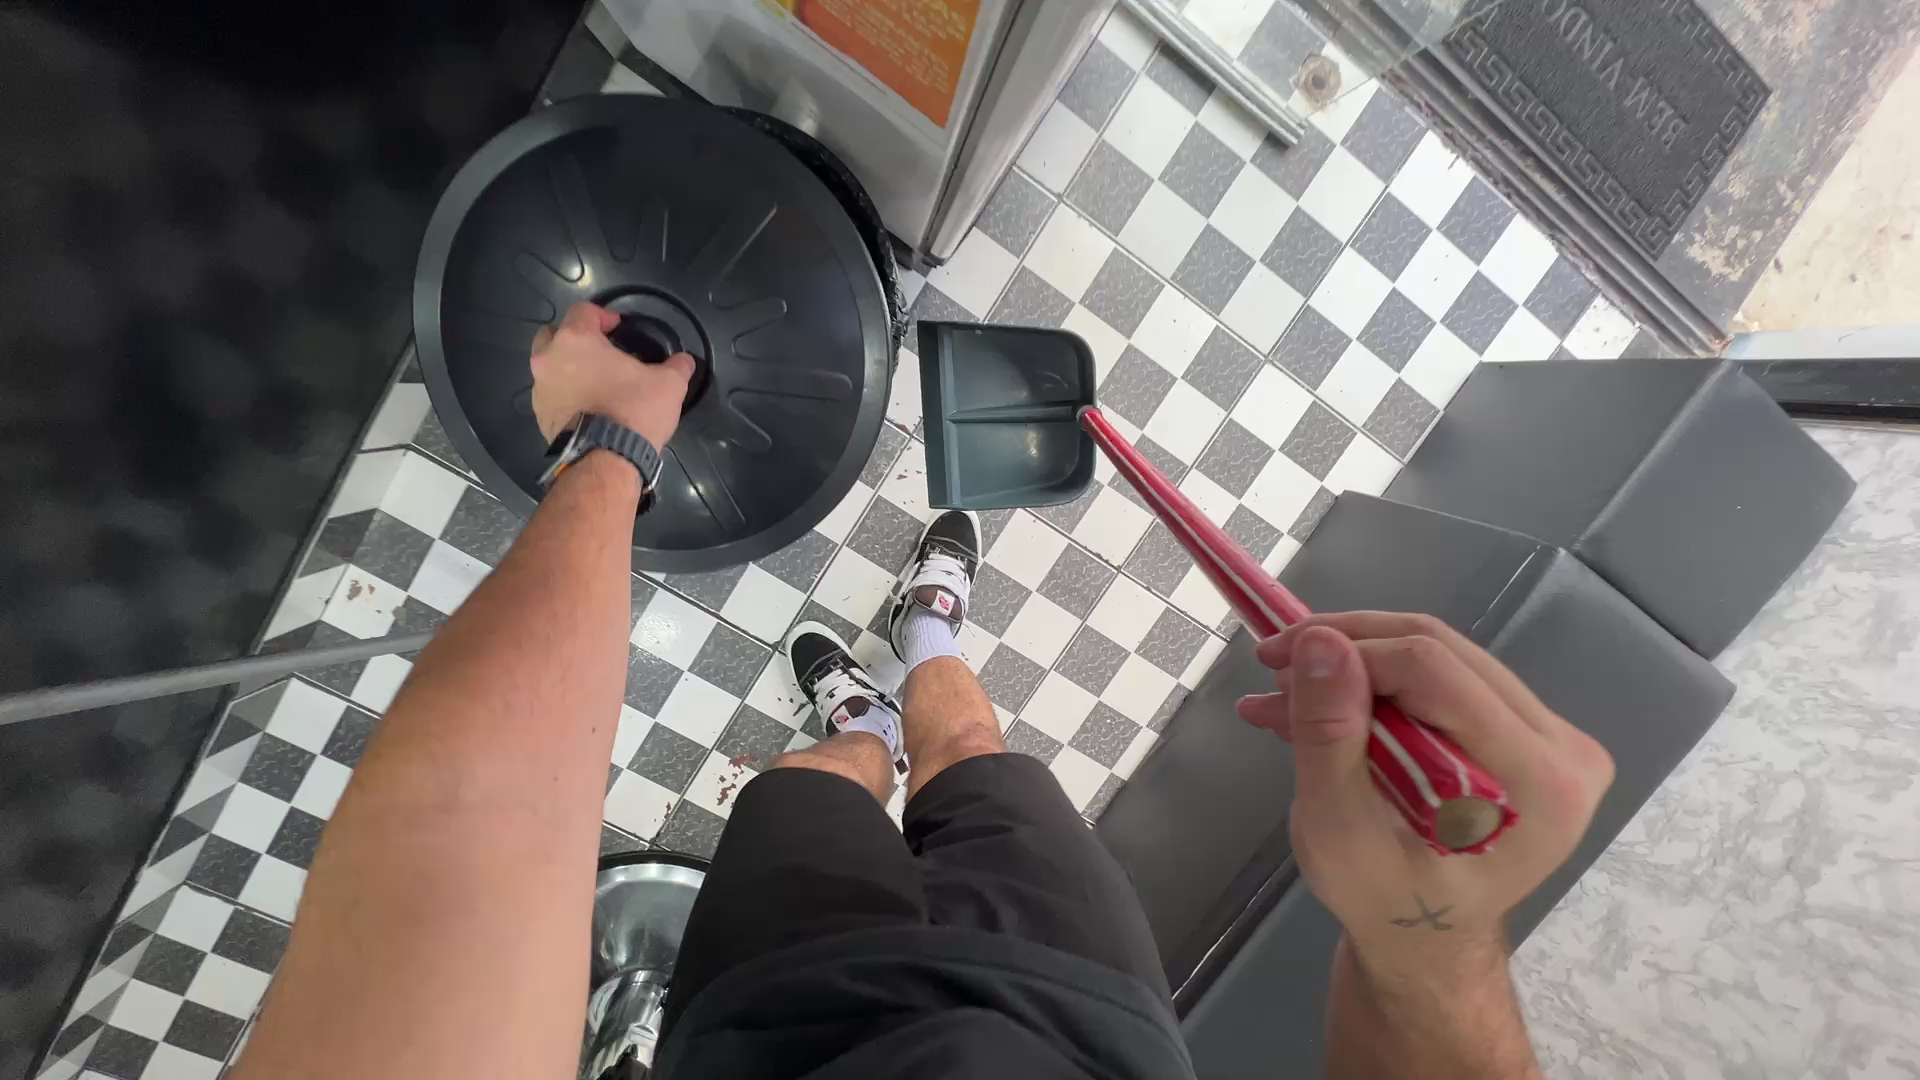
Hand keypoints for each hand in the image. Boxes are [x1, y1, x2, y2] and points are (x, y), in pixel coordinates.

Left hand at [530, 302, 694, 448]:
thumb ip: (677, 367)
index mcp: (577, 340)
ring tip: (595, 382)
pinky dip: (567, 394)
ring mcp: (540, 387)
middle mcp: (549, 358)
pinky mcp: (540, 415)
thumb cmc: (634, 411)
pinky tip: (589, 407)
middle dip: (576, 338)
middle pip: (555, 334)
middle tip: (600, 351)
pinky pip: (553, 394)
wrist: (606, 457)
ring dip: (568, 367)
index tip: (618, 326)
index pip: (583, 311)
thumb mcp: (669, 385)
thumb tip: (685, 360)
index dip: (603, 315)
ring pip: (550, 366)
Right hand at [1235, 613, 1613, 978]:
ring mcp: (1549, 737)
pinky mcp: (1521, 732)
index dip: (1345, 651)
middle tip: (1270, 664)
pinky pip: (1438, 678)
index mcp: (1535, 778)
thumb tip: (1318, 640)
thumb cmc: (1379, 894)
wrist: (1419, 934)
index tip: (1275, 664)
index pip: (1429, 667)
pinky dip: (1369, 682)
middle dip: (1341, 647)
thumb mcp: (1337, 826)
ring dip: (1348, 663)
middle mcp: (1562, 747)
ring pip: (1433, 654)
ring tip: (1280, 691)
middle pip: (1436, 649)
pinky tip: (1315, 704)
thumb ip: (1329, 732)